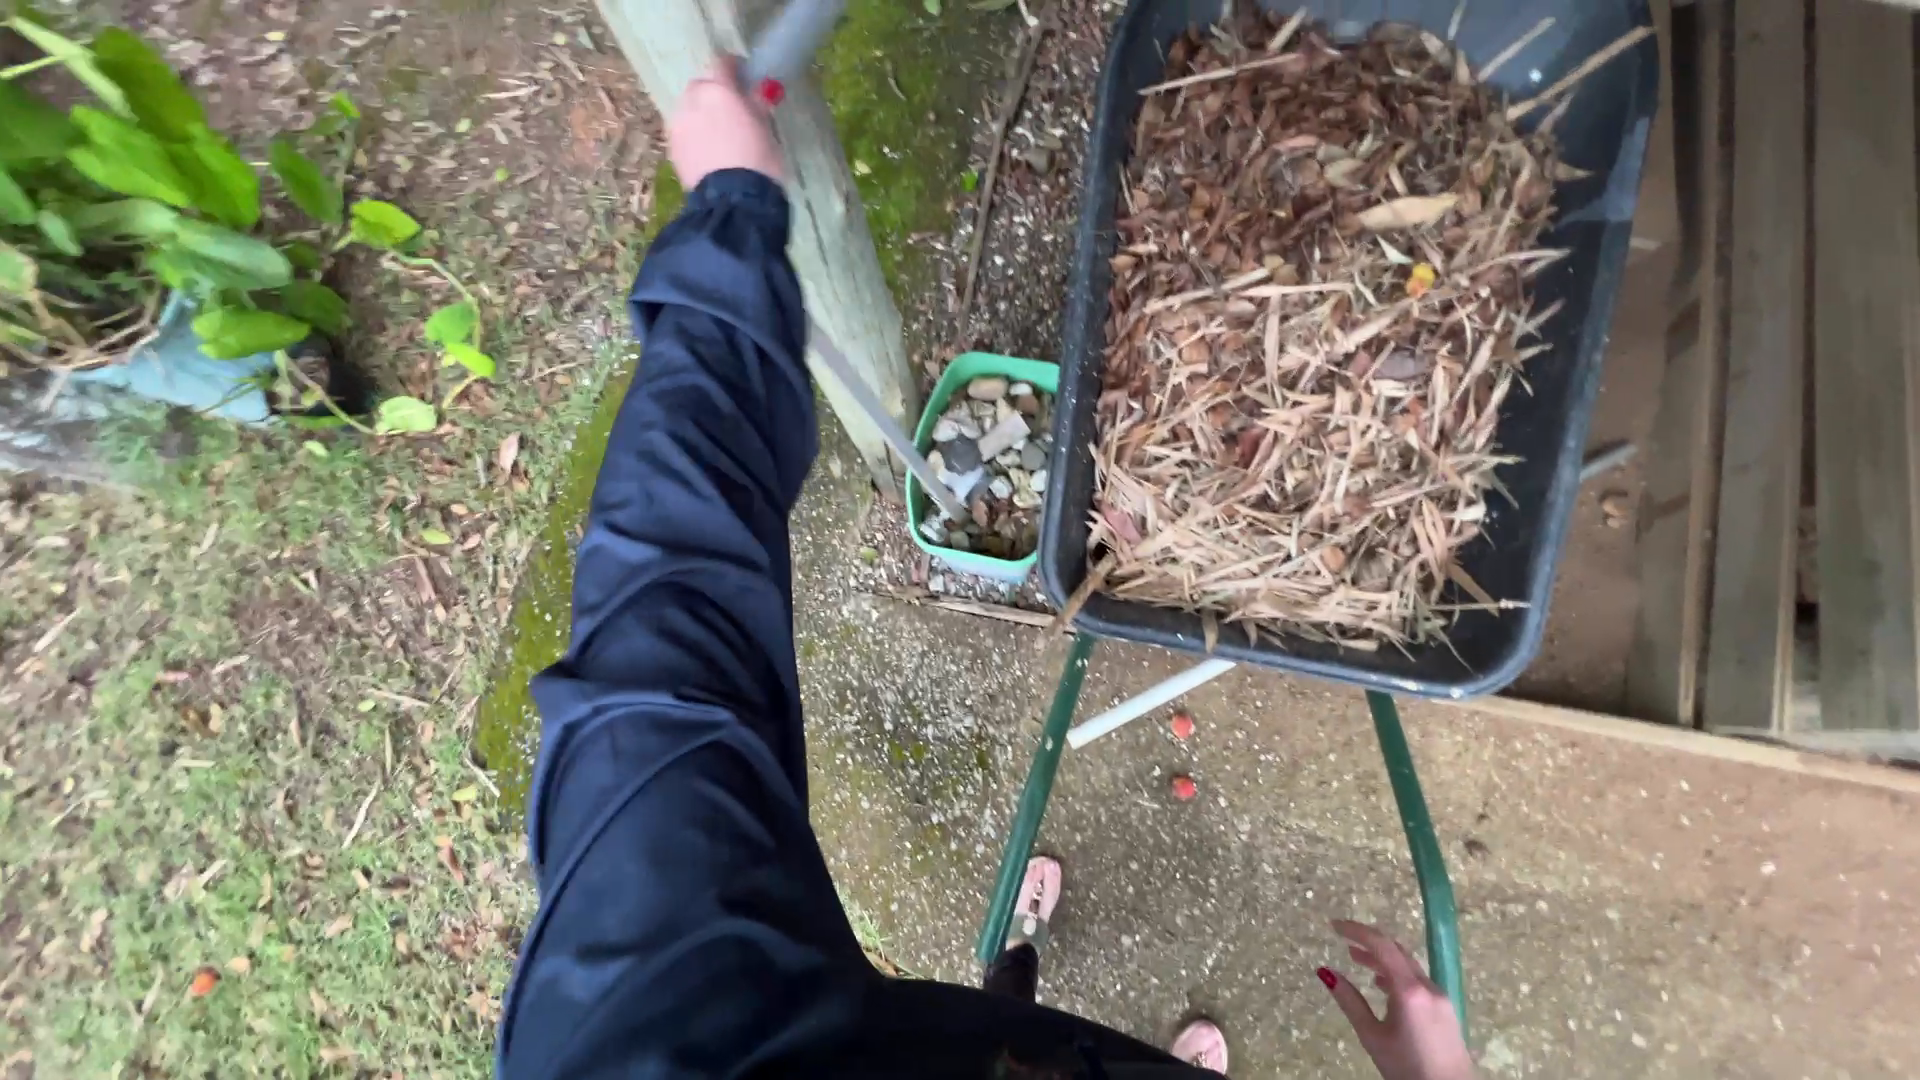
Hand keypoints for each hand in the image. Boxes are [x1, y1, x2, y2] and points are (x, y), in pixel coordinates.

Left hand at [667, 57, 784, 189]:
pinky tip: (709, 155)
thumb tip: (756, 91)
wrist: (734, 204)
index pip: (723, 64)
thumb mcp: (768, 133)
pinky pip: (684, 133)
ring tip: (719, 139)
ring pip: (690, 110)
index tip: (745, 79)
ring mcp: (679, 124)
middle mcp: (693, 100)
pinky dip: (694, 137)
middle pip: (702, 86)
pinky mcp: (672, 149)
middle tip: (732, 114)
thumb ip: (758, 106)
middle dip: (715, 95)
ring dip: (702, 116)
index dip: (735, 69)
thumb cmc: (760, 165)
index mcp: (719, 90)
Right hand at [1319, 920, 1475, 1079]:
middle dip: (1368, 941)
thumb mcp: (1371, 1035)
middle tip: (1343, 940)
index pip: (1381, 944)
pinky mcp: (1446, 1011)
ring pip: (1408, 965)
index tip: (1333, 926)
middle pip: (1396, 950)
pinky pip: (1418, 980)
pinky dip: (1396, 973)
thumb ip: (1349, 1000)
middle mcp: (1428, 988)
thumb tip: (1325, 972)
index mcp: (1409, 990)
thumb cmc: (1407, 1069)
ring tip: (1356, 959)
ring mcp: (1441, 999)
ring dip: (1381, 958)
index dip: (1356, 930)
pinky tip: (1382, 986)